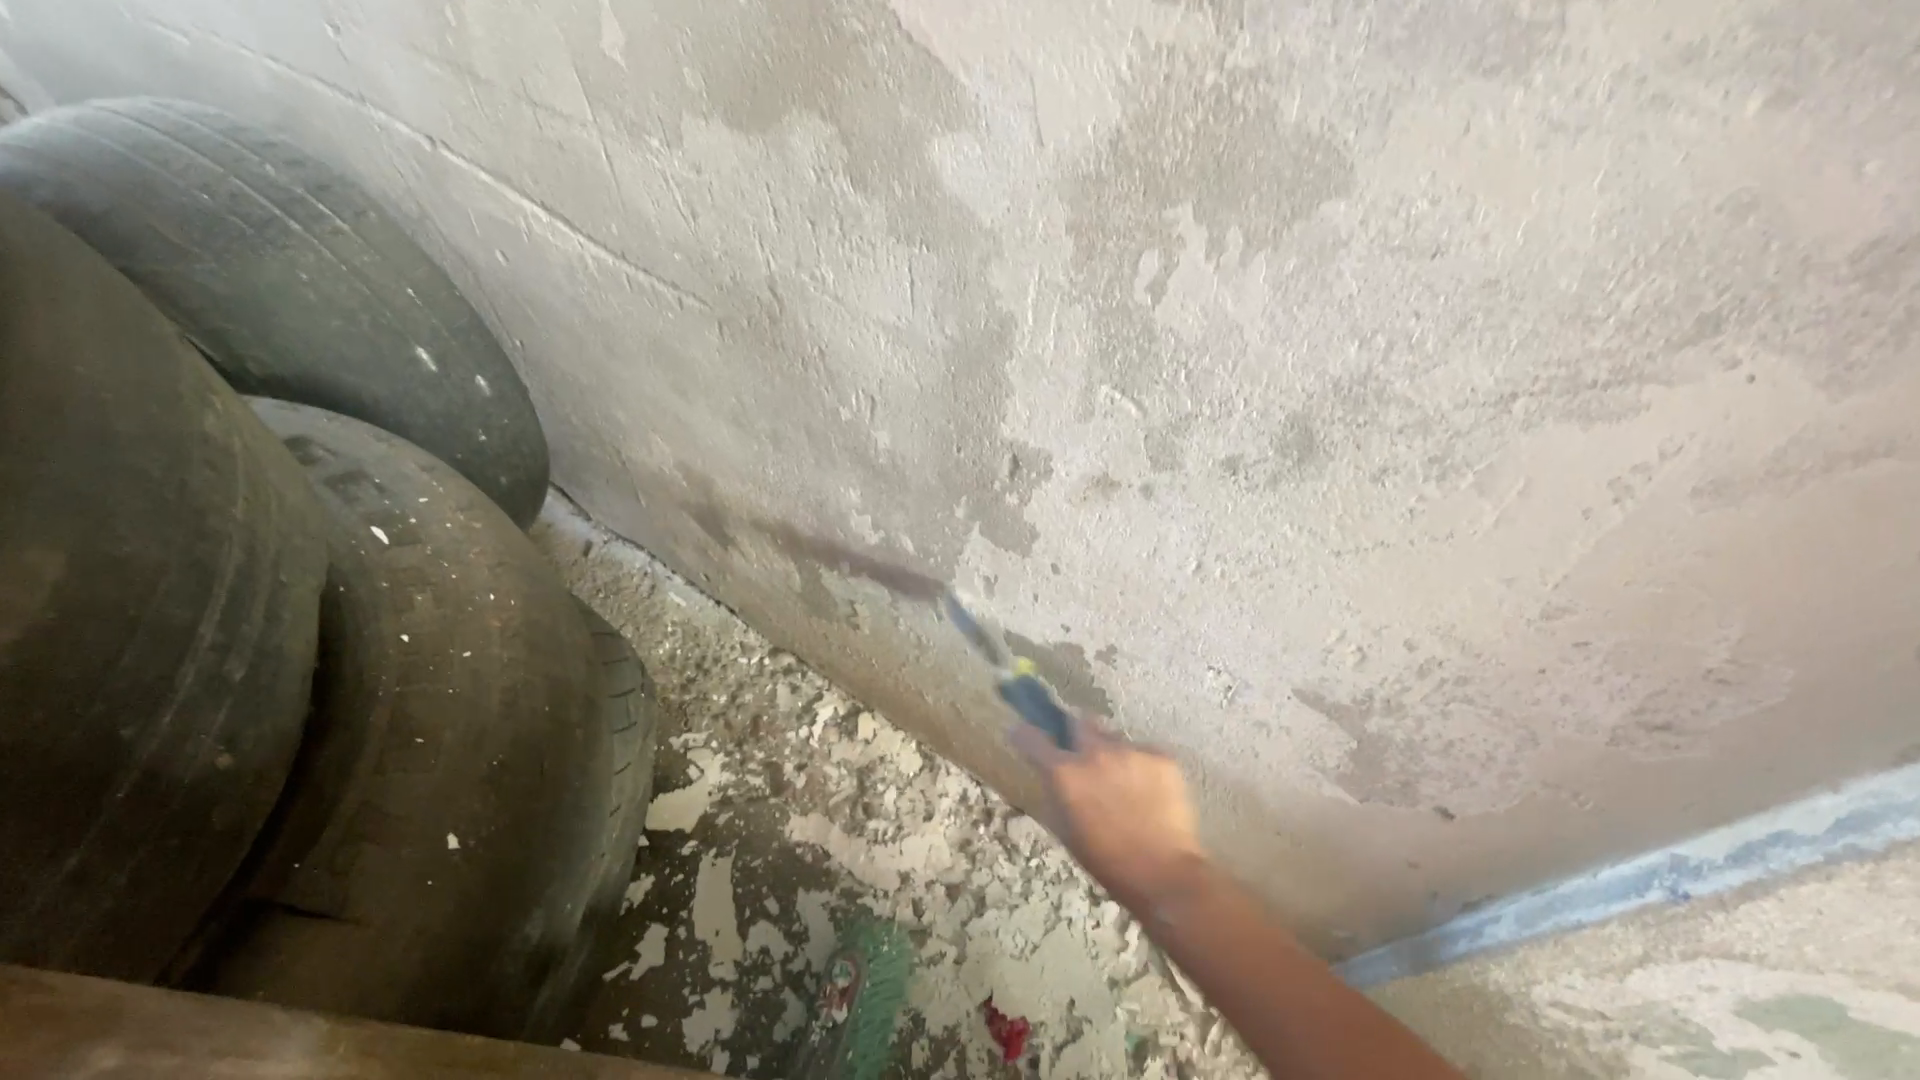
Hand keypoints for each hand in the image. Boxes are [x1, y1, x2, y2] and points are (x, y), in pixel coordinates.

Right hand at [1008, 713, 1205, 909]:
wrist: (1163, 871)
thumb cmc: (1106, 860)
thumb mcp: (1066, 830)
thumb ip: (1057, 794)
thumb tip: (1055, 778)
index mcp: (1064, 773)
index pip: (1031, 738)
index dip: (1025, 735)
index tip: (1024, 734)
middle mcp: (1094, 752)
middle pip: (1079, 721)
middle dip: (1077, 734)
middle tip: (1084, 754)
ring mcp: (1130, 751)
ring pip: (1114, 739)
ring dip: (1112, 754)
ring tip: (1124, 782)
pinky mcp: (1161, 756)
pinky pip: (1144, 752)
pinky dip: (1141, 766)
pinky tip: (1149, 791)